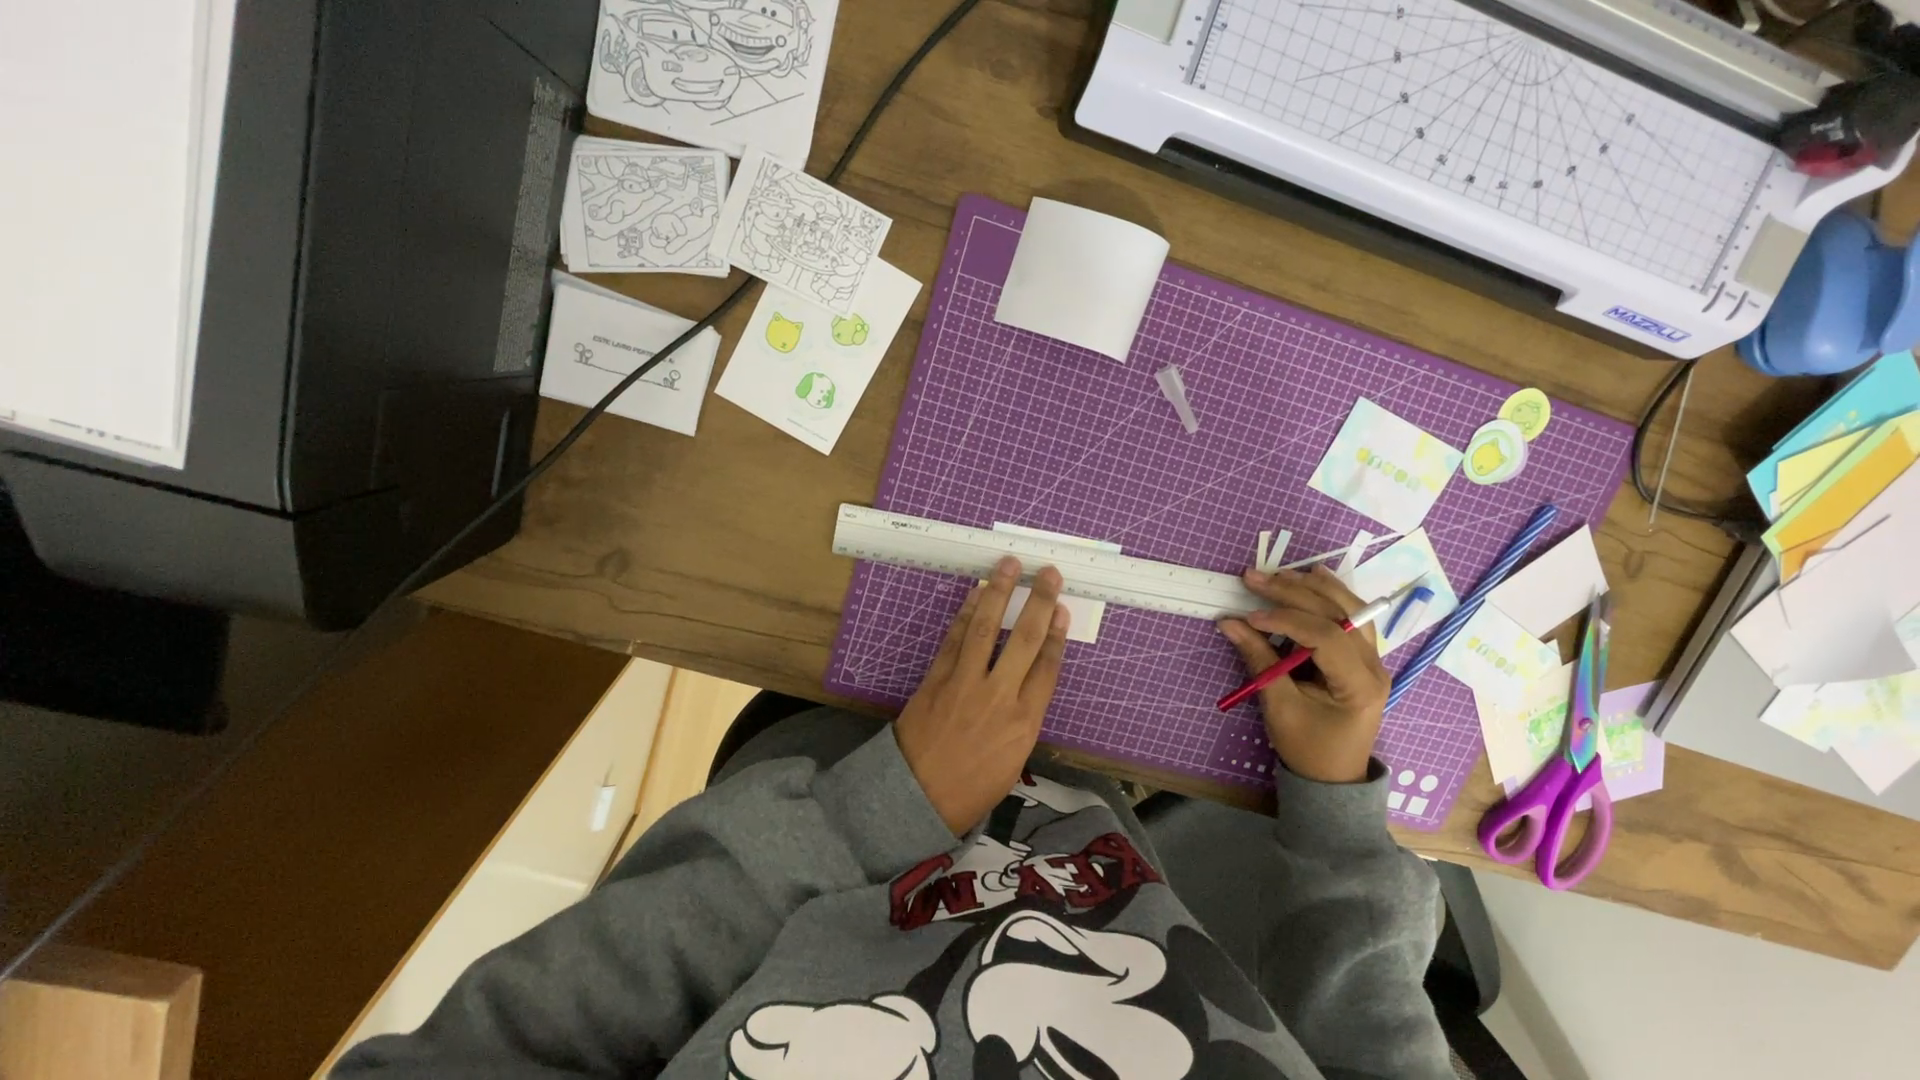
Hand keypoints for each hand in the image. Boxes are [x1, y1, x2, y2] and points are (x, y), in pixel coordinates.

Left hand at [895, 557, 1069, 834]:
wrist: (916, 797)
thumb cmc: (970, 790)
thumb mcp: (1012, 762)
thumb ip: (1023, 721)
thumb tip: (1027, 686)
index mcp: (1024, 722)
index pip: (1047, 667)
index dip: (1057, 634)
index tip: (1062, 608)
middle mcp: (999, 696)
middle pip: (1024, 639)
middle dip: (1038, 602)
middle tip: (1049, 573)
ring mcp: (965, 683)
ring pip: (986, 628)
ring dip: (999, 592)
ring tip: (1010, 565)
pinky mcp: (936, 678)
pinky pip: (955, 638)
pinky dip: (966, 612)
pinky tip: (977, 593)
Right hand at [1216, 565, 1389, 783]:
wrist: (1332, 777)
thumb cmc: (1307, 747)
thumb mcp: (1279, 707)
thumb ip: (1259, 660)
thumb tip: (1230, 622)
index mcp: (1360, 685)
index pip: (1326, 636)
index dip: (1286, 620)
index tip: (1250, 616)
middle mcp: (1375, 665)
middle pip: (1339, 614)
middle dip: (1295, 593)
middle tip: (1255, 579)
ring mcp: (1372, 659)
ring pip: (1350, 609)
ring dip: (1315, 587)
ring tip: (1282, 572)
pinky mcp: (1360, 656)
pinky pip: (1349, 617)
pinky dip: (1329, 596)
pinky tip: (1312, 577)